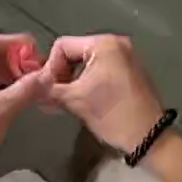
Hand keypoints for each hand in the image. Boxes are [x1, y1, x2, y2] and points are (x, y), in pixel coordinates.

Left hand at [0, 34, 50, 181]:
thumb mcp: (4, 110)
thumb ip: (28, 89)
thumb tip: (49, 74)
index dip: (22, 45)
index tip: (41, 56)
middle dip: (18, 61)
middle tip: (39, 75)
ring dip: (11, 76)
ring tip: (31, 89)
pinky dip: (1, 87)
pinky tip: (14, 101)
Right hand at [44, 34, 165, 155]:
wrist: (149, 138)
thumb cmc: (112, 114)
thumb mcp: (76, 101)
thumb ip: (50, 90)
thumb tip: (31, 89)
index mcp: (103, 44)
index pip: (63, 46)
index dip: (51, 67)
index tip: (48, 90)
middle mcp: (116, 43)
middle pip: (75, 51)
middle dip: (62, 73)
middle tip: (56, 96)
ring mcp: (126, 55)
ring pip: (88, 61)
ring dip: (75, 78)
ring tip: (68, 100)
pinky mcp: (131, 69)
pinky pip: (102, 67)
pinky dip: (90, 80)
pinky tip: (86, 99)